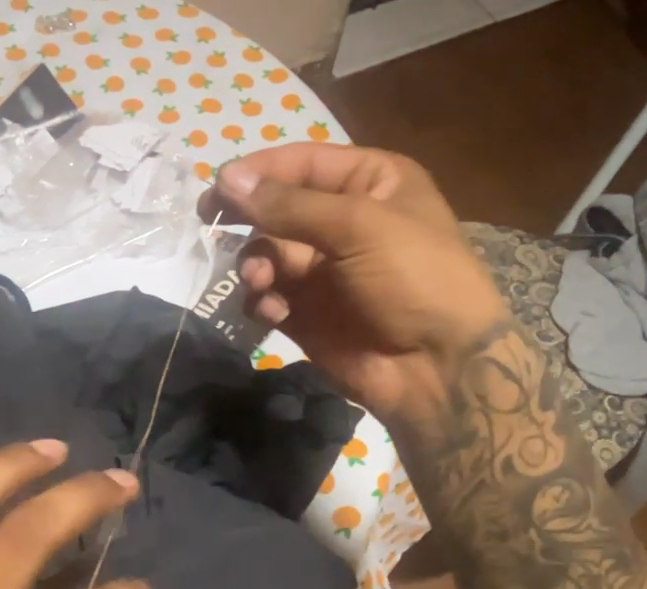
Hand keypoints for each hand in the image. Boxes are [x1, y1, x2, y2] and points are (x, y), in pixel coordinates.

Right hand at [207, 144, 513, 424]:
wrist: (436, 365)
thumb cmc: (413, 277)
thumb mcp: (357, 227)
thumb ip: (289, 205)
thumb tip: (226, 178)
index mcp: (369, 183)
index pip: (302, 164)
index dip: (259, 171)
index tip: (217, 185)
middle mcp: (343, 222)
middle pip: (277, 210)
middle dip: (250, 221)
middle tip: (211, 225)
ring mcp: (323, 271)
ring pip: (266, 255)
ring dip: (255, 265)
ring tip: (260, 281)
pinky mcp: (307, 315)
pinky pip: (268, 298)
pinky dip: (262, 302)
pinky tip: (273, 312)